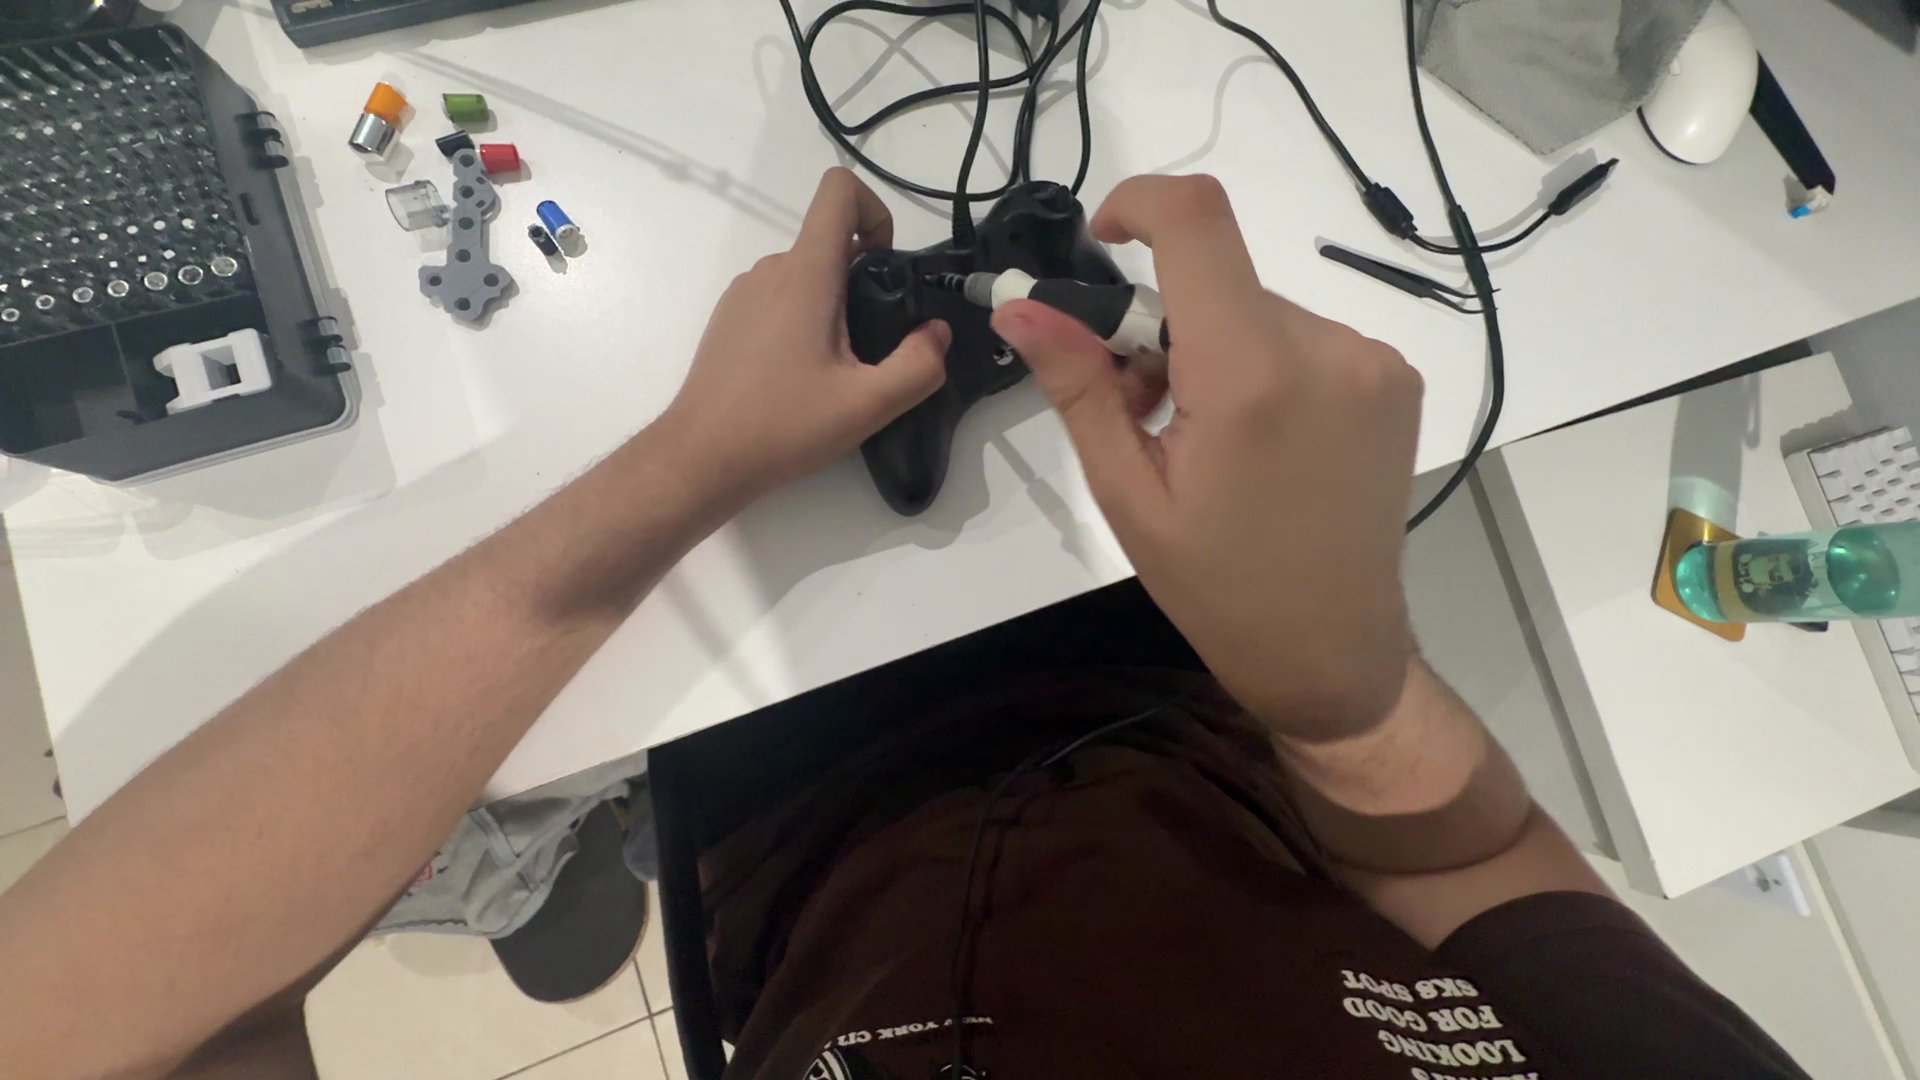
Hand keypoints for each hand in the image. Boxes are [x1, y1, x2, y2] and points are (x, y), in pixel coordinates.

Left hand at [660, 168, 948, 509]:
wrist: (703, 457)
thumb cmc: (784, 426)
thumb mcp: (868, 405)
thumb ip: (919, 365)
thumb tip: (937, 333)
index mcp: (805, 274)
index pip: (839, 190)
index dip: (875, 212)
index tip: (886, 267)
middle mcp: (770, 271)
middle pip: (828, 242)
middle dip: (863, 281)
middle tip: (871, 348)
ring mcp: (743, 295)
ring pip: (805, 276)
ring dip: (834, 308)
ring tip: (836, 372)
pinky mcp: (730, 321)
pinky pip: (779, 300)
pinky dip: (803, 323)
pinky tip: (801, 378)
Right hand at [991, 175, 1423, 740]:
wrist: (1330, 652)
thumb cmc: (1214, 586)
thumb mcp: (1127, 491)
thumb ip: (1078, 386)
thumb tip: (1020, 309)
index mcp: (1251, 376)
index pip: (1198, 222)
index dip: (1138, 203)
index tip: (1102, 240)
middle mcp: (1328, 348)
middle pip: (1218, 282)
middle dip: (1161, 326)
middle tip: (1140, 410)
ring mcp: (1373, 362)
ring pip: (1257, 312)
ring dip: (1210, 351)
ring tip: (1200, 441)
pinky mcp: (1394, 380)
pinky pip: (1302, 338)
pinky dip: (1258, 364)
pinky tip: (1253, 441)